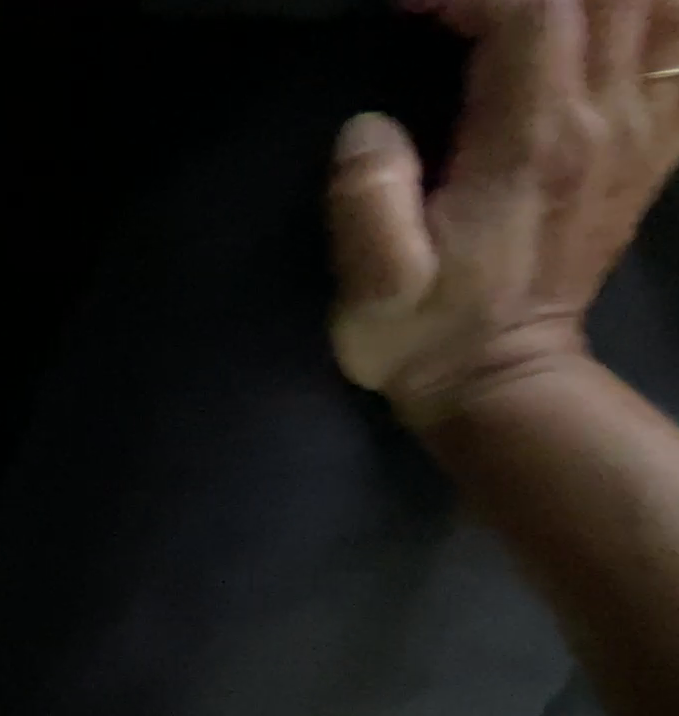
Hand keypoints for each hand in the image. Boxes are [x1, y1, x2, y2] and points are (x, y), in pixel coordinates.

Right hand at [328, 0, 678, 424]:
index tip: (407, 7)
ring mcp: (643, 131)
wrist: (497, 379)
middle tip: (455, 8)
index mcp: (531, 148)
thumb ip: (366, 202)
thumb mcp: (372, 286)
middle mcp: (604, 122)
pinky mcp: (652, 146)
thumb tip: (365, 127)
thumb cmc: (420, 335)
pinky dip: (648, 18)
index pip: (529, 15)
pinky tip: (603, 26)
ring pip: (658, 8)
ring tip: (523, 12)